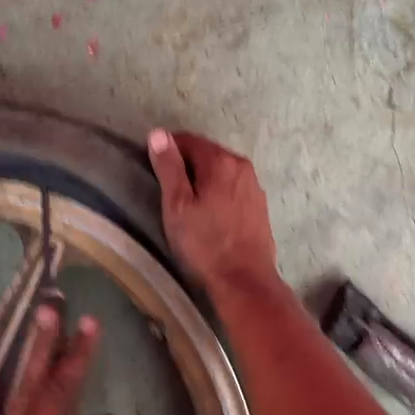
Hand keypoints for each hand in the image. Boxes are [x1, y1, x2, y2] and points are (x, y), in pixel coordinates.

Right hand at [146, 130, 279, 300]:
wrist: (245, 281)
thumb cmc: (205, 244)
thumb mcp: (177, 205)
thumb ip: (168, 167)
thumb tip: (159, 133)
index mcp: (220, 161)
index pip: (188, 140)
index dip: (168, 149)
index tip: (155, 167)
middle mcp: (241, 166)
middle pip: (207, 153)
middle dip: (186, 163)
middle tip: (168, 187)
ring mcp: (254, 185)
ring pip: (221, 170)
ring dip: (203, 177)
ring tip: (187, 200)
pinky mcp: (259, 204)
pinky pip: (232, 186)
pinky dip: (218, 190)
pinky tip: (210, 211)